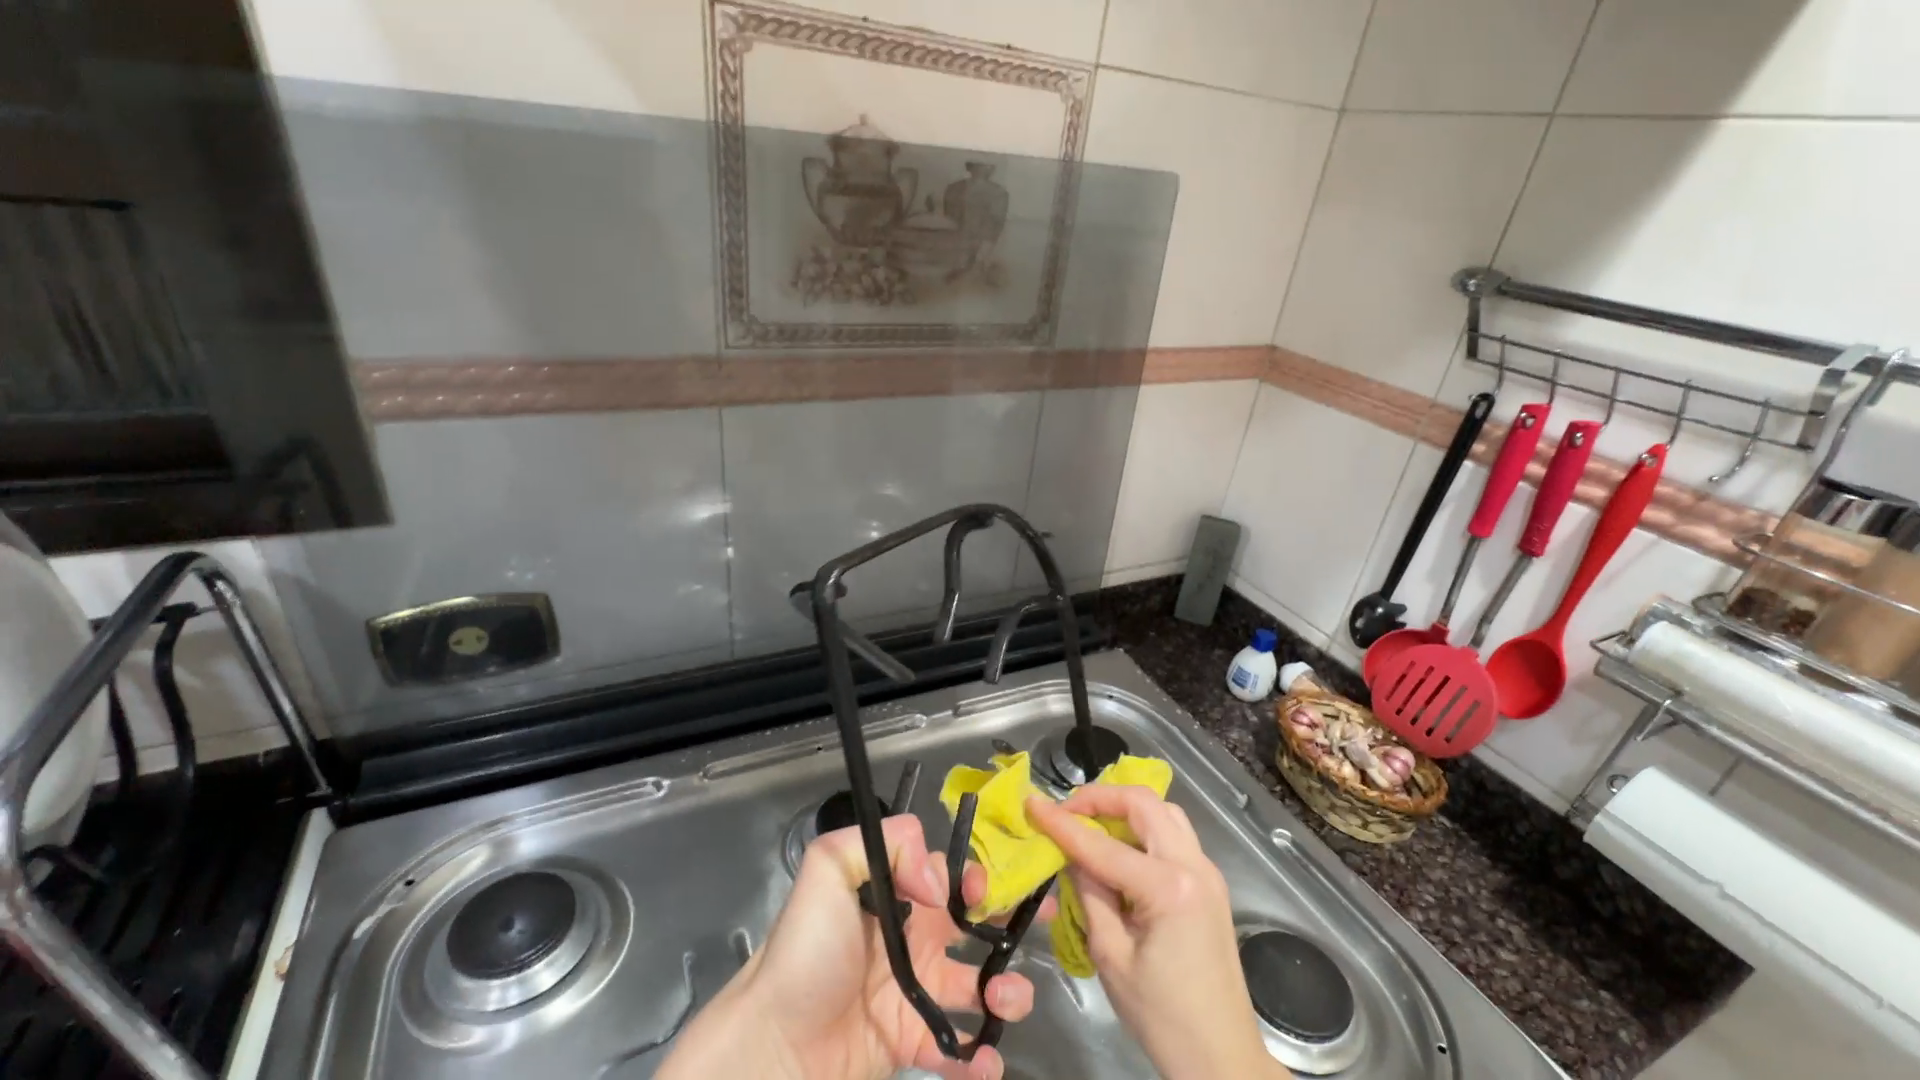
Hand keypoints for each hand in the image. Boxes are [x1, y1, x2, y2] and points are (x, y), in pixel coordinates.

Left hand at [656, 813, 1040, 1079]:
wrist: (775, 1045)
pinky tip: (982, 1059)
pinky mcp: (913, 1047)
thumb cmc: (806, 954)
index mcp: (895, 901)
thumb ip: (883, 843)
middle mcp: (912, 944)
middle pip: (976, 932)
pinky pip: (961, 1052)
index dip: (977, 879)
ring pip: (980, 991)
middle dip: (1011, 929)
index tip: (991, 891)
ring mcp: (915, 998)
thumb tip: (940, 882)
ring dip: (1007, 995)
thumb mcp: (827, 870)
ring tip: (1004, 1002)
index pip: (949, 879)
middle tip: (1040, 931)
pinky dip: (982, 1058)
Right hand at [1028, 786, 1289, 1079]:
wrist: (1220, 1054)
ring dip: (1126, 809)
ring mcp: (1208, 874)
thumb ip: (1090, 895)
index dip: (1062, 823)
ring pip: (1165, 814)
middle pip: (1145, 805)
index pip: (1103, 845)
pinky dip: (1143, 829)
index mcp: (1169, 887)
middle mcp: (1194, 867)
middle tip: (1066, 810)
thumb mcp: (1111, 955)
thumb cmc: (1161, 1014)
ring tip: (1090, 824)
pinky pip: (1174, 837)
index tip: (1032, 805)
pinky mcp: (1209, 887)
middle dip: (1101, 798)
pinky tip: (1119, 849)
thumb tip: (1072, 856)